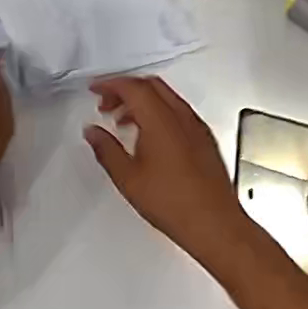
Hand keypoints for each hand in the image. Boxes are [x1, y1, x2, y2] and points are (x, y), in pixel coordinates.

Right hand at [84, 76, 257, 268]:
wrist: (214, 224)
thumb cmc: (177, 204)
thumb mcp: (127, 178)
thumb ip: (106, 149)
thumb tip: (93, 133)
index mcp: (161, 121)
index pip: (133, 87)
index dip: (110, 84)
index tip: (96, 88)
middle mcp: (182, 118)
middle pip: (150, 85)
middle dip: (125, 88)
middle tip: (106, 100)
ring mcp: (197, 128)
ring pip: (166, 97)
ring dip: (141, 100)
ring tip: (122, 118)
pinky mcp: (204, 139)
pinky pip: (178, 111)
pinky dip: (158, 112)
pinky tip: (147, 134)